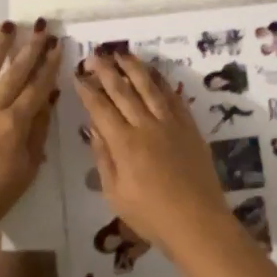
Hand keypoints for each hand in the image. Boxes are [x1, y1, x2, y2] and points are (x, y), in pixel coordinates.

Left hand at [0, 19, 62, 237]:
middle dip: (29, 49)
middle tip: (41, 27)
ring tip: (7, 26)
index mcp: (15, 123)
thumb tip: (49, 95)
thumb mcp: (30, 164)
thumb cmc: (1, 192)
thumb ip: (39, 128)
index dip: (49, 65)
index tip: (58, 45)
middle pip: (14, 74)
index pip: (37, 87)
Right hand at [76, 48, 232, 248]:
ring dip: (135, 68)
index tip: (79, 74)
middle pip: (124, 91)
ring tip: (123, 54)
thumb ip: (104, 158)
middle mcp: (146, 126)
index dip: (88, 90)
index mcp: (124, 143)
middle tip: (96, 55)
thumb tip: (94, 129)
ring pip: (150, 87)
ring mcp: (171, 124)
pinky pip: (175, 98)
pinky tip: (156, 74)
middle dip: (107, 71)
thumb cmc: (151, 216)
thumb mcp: (115, 194)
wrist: (198, 222)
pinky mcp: (190, 128)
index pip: (101, 108)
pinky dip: (163, 83)